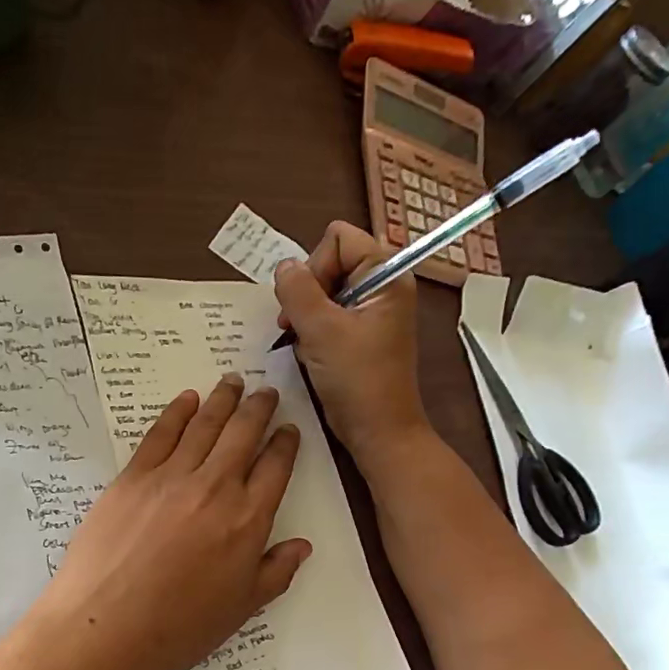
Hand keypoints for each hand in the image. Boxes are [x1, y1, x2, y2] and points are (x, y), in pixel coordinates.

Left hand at [27, 374, 310, 669]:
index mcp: (248, 521)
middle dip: (258, 409)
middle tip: (266, 391)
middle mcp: (215, 488)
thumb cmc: (179, 628)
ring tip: (232, 382)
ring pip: (204, 426)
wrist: (106, 627)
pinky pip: (159, 435)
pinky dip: (177, 412)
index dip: (285, 444)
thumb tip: (302, 545)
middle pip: (243, 435)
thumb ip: (275, 572)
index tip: (289, 429)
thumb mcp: (240, 609)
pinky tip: (187, 399)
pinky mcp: (132, 478)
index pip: (275, 468)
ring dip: (222, 401)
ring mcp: (170, 478)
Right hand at [274, 221, 430, 457]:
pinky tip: (309, 352)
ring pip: (322, 292)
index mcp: (385, 276)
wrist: (377, 430)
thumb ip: (297, 291)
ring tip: (303, 342)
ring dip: (305, 315)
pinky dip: (311, 331)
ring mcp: (369, 312)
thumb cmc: (357, 380)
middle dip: (306, 292)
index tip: (309, 303)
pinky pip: (325, 316)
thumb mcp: (321, 330)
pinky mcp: (357, 335)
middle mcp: (380, 287)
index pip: (339, 239)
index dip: (315, 265)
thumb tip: (283, 266)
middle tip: (296, 325)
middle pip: (329, 262)